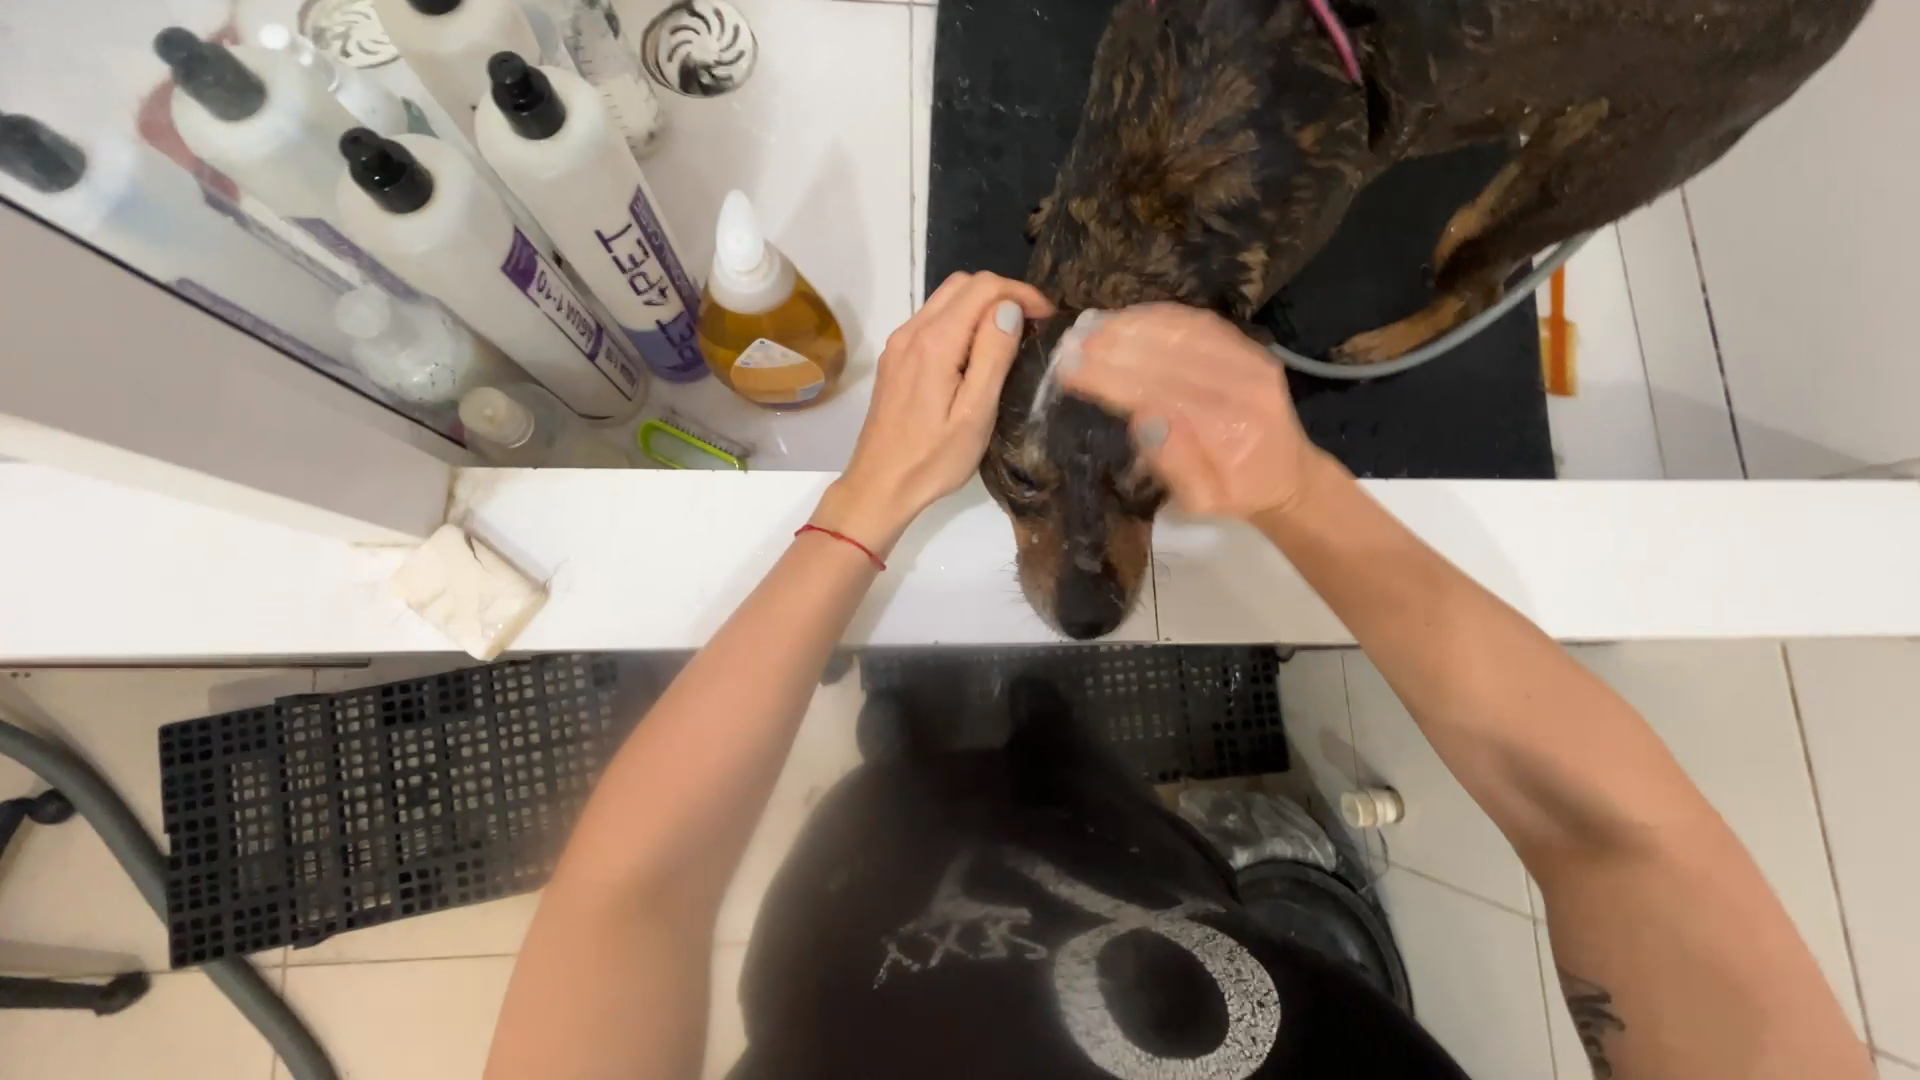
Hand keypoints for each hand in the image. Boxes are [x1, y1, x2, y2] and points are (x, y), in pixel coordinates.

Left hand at [813, 272, 1054, 555]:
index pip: (983, 287)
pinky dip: (960, 323)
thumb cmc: (933, 459)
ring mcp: (899, 345)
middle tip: (1032, 325)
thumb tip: (1009, 309)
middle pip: (962, 284)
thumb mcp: (975, 414)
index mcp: (934, 342)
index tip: (1047, 318)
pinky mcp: (895, 360)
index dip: (1020, 293)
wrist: (880, 486)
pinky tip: (976, 354)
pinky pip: (931, 322)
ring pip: (945, 300)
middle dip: (1002, 294)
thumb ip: (993, 356)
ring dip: (981, 307)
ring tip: (1010, 337)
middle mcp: (911, 332)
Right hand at [1055, 304, 1320, 521]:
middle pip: (1170, 358)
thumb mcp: (1200, 502)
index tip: (1071, 369)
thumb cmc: (1235, 494)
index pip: (1159, 394)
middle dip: (1114, 348)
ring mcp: (1251, 362)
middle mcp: (1244, 389)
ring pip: (1184, 333)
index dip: (1111, 377)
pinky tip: (1128, 317)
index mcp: (1229, 432)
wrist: (1287, 475)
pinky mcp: (1250, 349)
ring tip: (1091, 327)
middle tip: (1071, 343)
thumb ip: (1175, 463)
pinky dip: (1160, 317)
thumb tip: (1142, 419)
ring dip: (1133, 326)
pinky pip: (1201, 324)